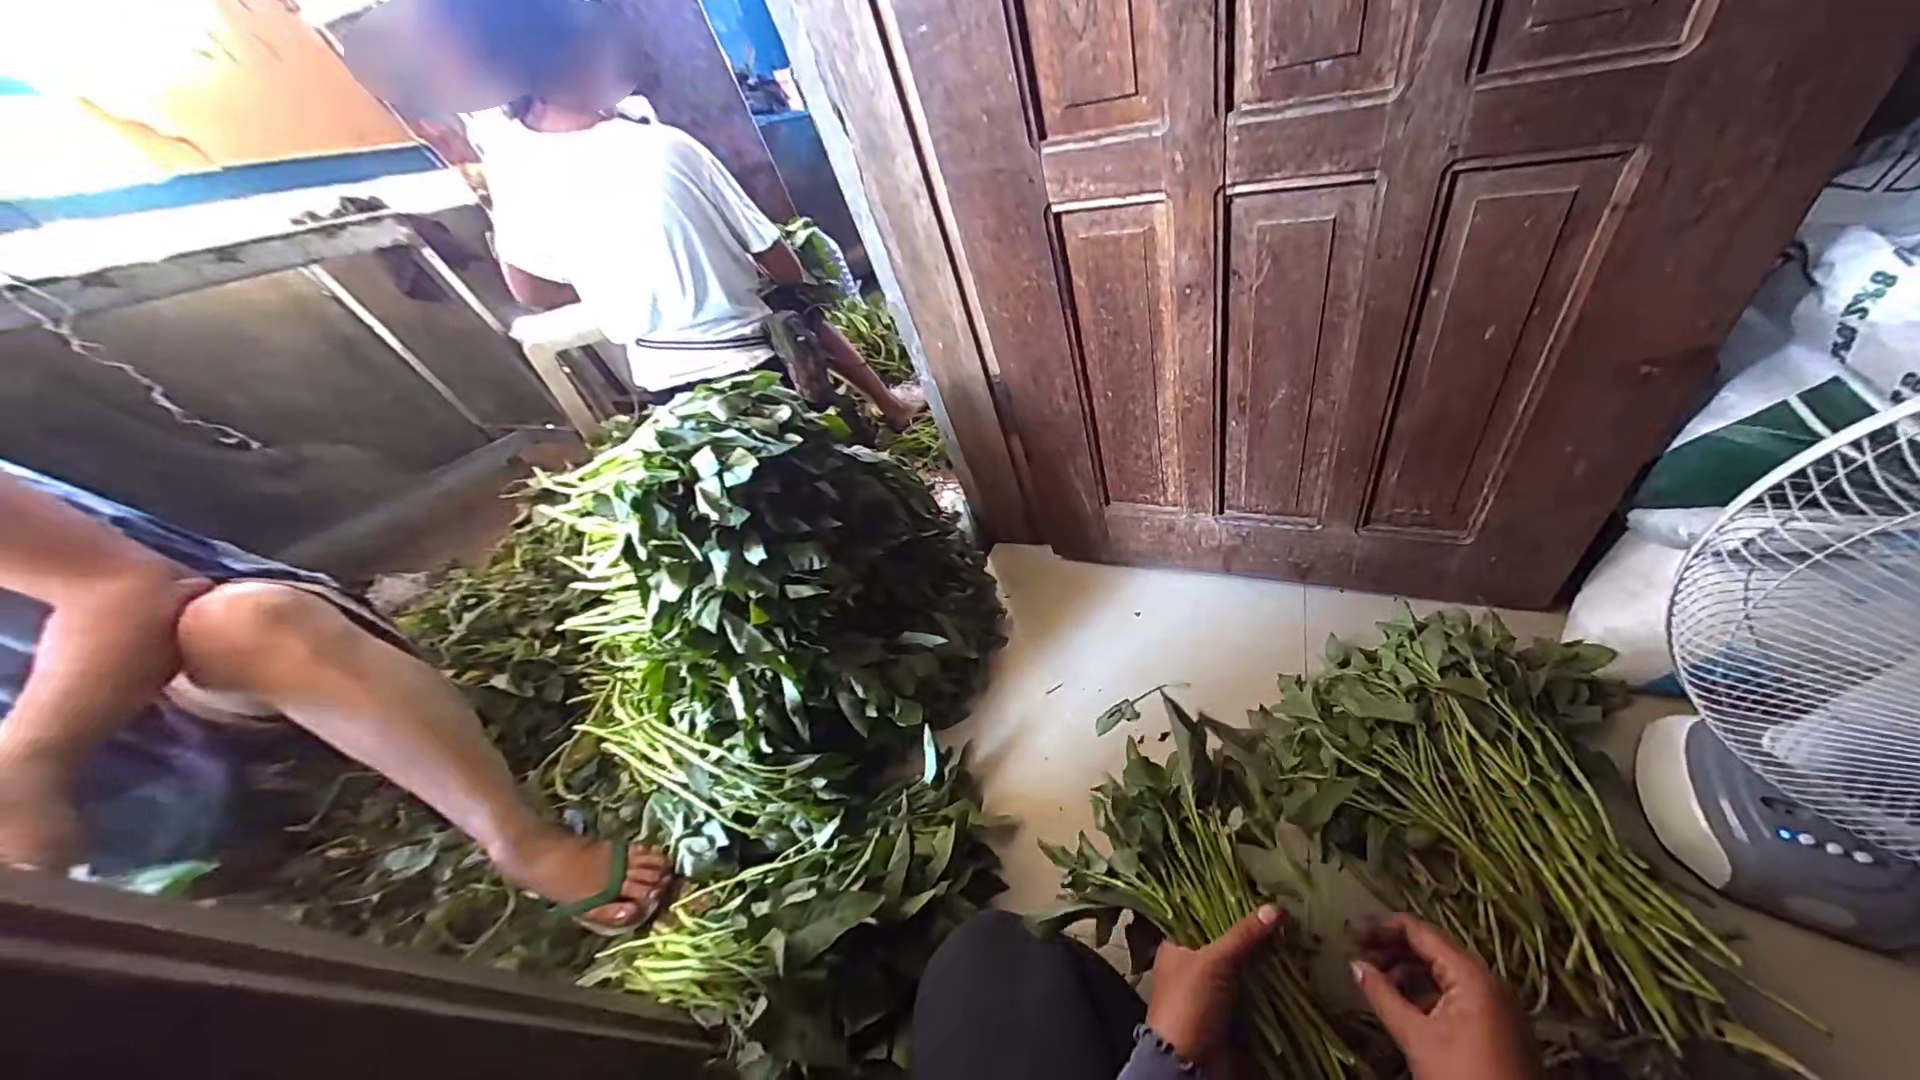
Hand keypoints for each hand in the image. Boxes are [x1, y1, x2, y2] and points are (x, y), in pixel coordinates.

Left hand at [1145, 905, 1280, 1064]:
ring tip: (1292, 933)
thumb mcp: (1213, 961)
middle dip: (1250, 932)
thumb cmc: (1189, 1004)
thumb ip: (1242, 936)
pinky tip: (1291, 968)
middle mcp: (1193, 962)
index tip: (1252, 889)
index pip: (1199, 913)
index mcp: (1176, 943)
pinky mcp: (1233, 1012)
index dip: (1223, 901)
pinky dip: (1271, 983)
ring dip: (1264, 957)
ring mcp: (1214, 988)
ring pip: (1242, 965)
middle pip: (1225, 940)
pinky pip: (1254, 991)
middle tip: (1280, 912)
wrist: (1190, 1067)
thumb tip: (1274, 908)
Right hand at [1350, 914, 1535, 1079]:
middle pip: (1431, 947)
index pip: (1419, 932)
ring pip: (1441, 970)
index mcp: (1473, 977)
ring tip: (1373, 975)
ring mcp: (1496, 1006)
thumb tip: (1356, 965)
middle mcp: (1488, 983)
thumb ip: (1382, 995)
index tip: (1352, 933)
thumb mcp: (1417, 1037)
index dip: (1381, 928)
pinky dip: (1423, 989)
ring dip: (1404, 968)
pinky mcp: (1496, 1027)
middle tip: (1357, 951)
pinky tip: (1399, 999)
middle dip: (1391, 947)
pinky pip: (1453, 992)